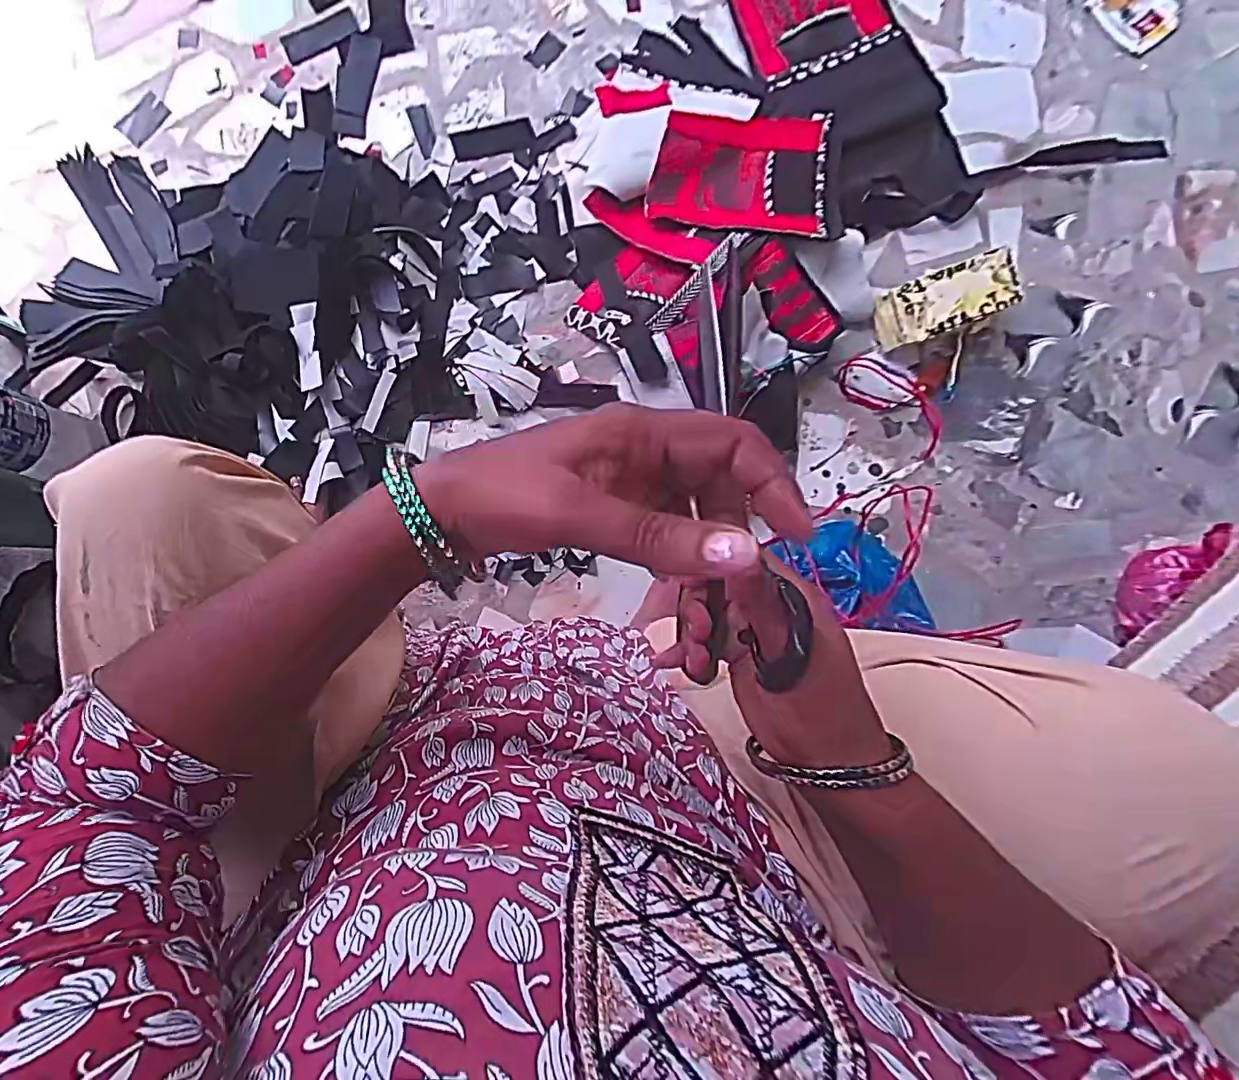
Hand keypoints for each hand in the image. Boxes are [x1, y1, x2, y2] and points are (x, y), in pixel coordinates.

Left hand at [414, 405, 813, 579]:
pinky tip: (674, 578)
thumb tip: (744, 554)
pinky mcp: (604, 502)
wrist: (443, 511)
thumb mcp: (577, 513)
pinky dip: (673, 549)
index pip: (732, 443)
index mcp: (638, 432)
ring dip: (705, 543)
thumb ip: (657, 534)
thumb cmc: (500, 495)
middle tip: (740, 578)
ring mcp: (620, 477)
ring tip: (710, 589)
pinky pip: (657, 522)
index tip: (795, 535)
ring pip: (688, 505)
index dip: (773, 483)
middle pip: (717, 478)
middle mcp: (637, 449)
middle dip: (737, 524)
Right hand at [651, 555, 895, 768]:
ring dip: (688, 634)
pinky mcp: (738, 651)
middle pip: (714, 584)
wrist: (824, 764)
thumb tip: (737, 554)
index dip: (707, 567)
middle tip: (696, 637)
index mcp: (792, 596)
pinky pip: (702, 638)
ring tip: (694, 663)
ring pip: (703, 611)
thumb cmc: (817, 710)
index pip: (741, 558)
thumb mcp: (786, 653)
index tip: (685, 589)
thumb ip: (759, 603)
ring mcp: (752, 629)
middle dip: (693, 608)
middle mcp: (770, 606)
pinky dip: (687, 650)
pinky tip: (678, 666)